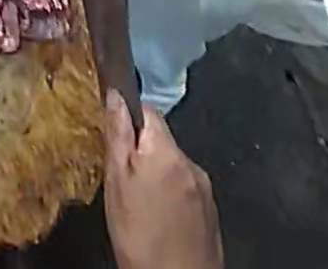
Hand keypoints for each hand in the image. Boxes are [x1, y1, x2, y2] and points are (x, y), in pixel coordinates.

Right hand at [104, 90, 222, 268]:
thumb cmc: (138, 235)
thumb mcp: (117, 181)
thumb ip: (117, 133)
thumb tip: (115, 93)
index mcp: (166, 150)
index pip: (148, 109)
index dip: (128, 118)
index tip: (116, 142)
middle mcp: (191, 163)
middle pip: (161, 139)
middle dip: (142, 150)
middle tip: (124, 178)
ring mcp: (205, 189)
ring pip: (173, 164)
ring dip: (157, 172)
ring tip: (141, 203)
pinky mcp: (212, 213)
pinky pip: (186, 187)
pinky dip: (172, 193)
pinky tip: (161, 218)